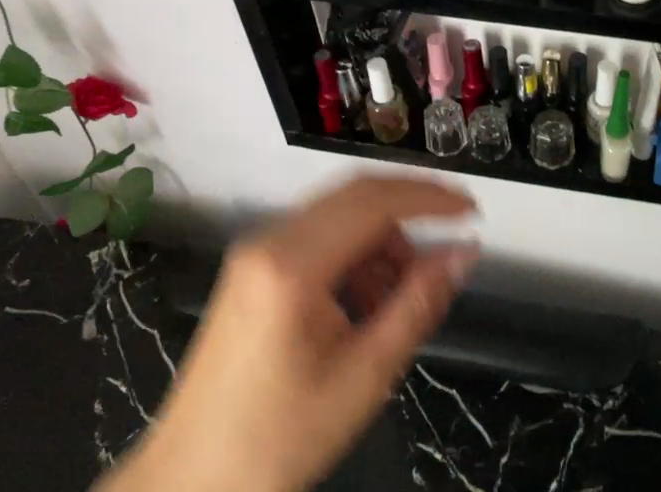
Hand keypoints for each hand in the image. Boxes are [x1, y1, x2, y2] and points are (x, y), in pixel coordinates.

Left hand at [98, 177, 477, 491]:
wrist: (189, 482)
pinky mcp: (251, 271)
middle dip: (408, 219)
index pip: (374, 201)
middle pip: (355, 198)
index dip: (430, 197)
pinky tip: (362, 307)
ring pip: (338, 217)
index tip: (471, 210)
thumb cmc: (277, 439)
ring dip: (379, 244)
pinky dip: (352, 258)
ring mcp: (254, 254)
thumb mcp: (363, 376)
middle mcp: (268, 242)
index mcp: (292, 265)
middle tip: (441, 261)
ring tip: (394, 305)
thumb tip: (464, 253)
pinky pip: (316, 239)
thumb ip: (418, 304)